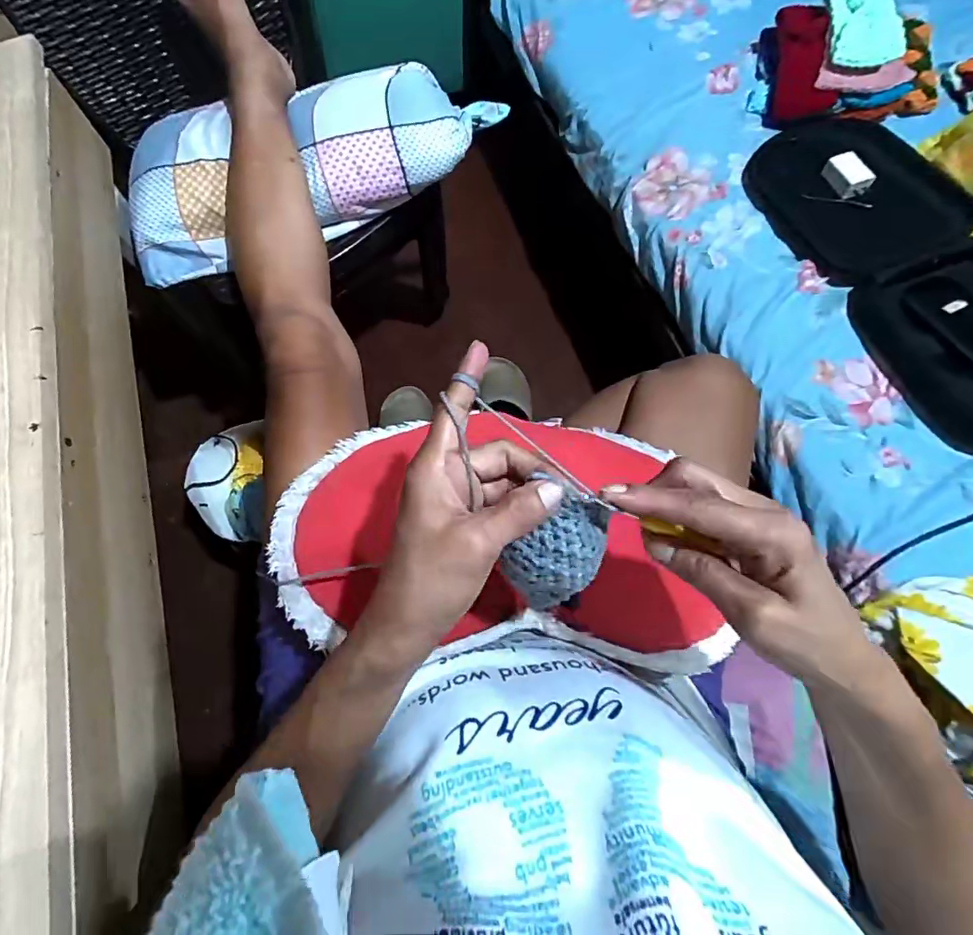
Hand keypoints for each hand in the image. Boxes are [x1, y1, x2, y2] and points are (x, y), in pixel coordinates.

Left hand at [363, 342, 563, 650]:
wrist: (407, 625)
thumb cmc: (431, 577)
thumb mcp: (477, 542)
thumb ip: (518, 511)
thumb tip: (556, 487)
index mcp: (435, 469)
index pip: (453, 413)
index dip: (466, 380)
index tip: (479, 347)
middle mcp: (445, 476)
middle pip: (493, 453)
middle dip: (528, 466)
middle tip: (565, 492)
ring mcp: (455, 500)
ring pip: (500, 480)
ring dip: (528, 490)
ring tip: (563, 506)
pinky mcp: (464, 522)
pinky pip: (498, 502)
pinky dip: (520, 507)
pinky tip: (545, 517)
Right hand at [606, 458, 883, 688]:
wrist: (842, 658)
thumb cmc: (804, 642)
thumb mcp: (753, 617)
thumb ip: (705, 574)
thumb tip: (656, 542)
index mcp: (773, 531)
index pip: (700, 506)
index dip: (652, 498)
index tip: (609, 493)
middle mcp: (765, 511)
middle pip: (698, 479)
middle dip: (657, 490)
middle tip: (625, 514)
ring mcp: (758, 515)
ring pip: (698, 488)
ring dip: (665, 501)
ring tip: (644, 529)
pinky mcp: (749, 526)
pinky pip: (704, 508)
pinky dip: (678, 515)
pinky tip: (668, 536)